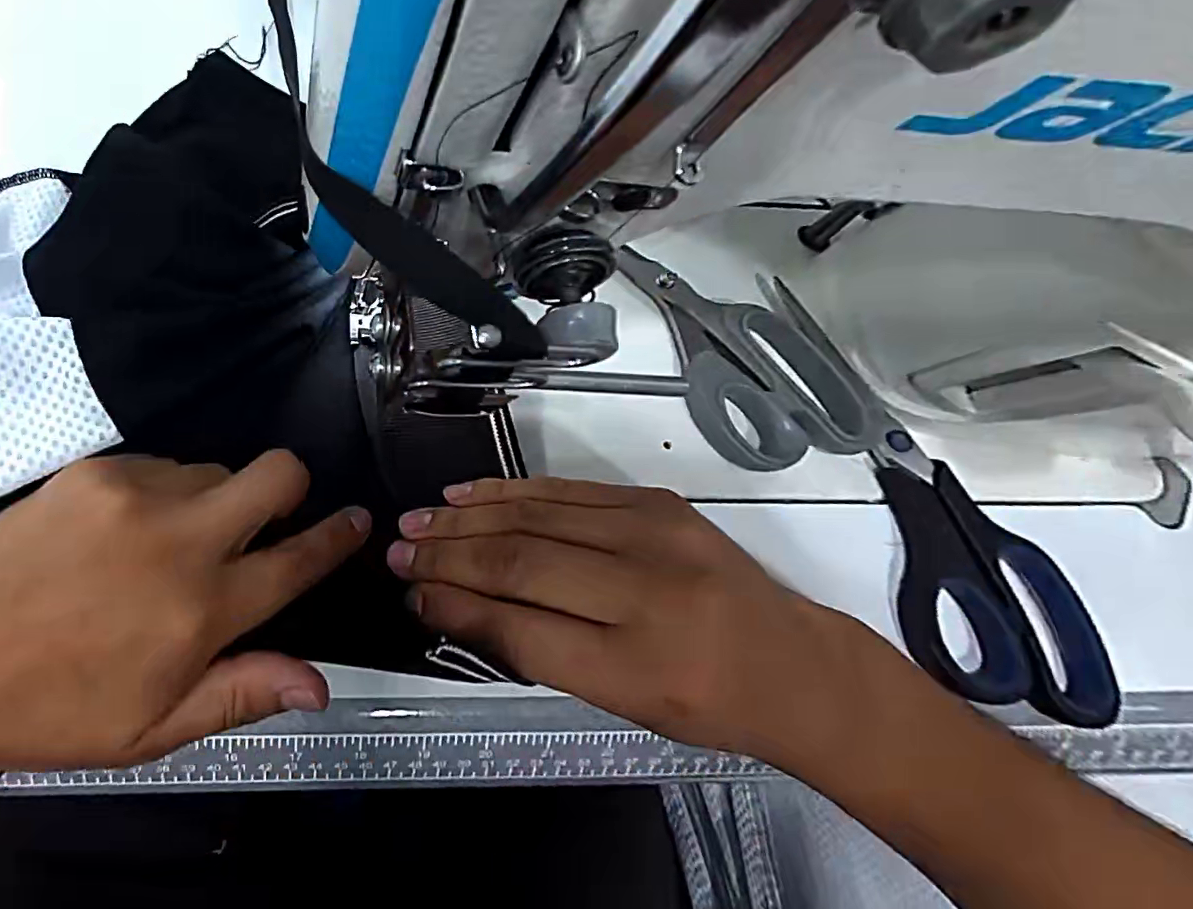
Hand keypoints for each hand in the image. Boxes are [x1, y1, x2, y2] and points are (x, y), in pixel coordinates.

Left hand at [0, 451, 368, 827]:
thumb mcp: (152, 730)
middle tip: (269, 516)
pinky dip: (163, 492)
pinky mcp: (94, 469)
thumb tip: (319, 682)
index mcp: (201, 611)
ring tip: (168, 542)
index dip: (338, 536)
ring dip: (213, 501)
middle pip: (277, 472)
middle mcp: (180, 538)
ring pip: (215, 468)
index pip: (298, 559)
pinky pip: (162, 464)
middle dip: (292, 487)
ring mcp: (135, 492)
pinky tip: (122, 530)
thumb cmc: (52, 709)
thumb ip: (241, 694)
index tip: (357, 519)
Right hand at [388, 477, 885, 768]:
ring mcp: (653, 533)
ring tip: (417, 521)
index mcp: (639, 666)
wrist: (797, 663)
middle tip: (396, 551)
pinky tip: (467, 494)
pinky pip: (562, 491)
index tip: (409, 593)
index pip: (519, 628)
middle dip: (445, 555)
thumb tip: (450, 604)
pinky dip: (506, 492)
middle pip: (519, 562)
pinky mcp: (653, 501)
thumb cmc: (704, 701)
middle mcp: (646, 590)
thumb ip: (531, 650)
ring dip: (464, 518)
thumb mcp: (618, 700)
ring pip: (533, 517)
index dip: (454, 607)